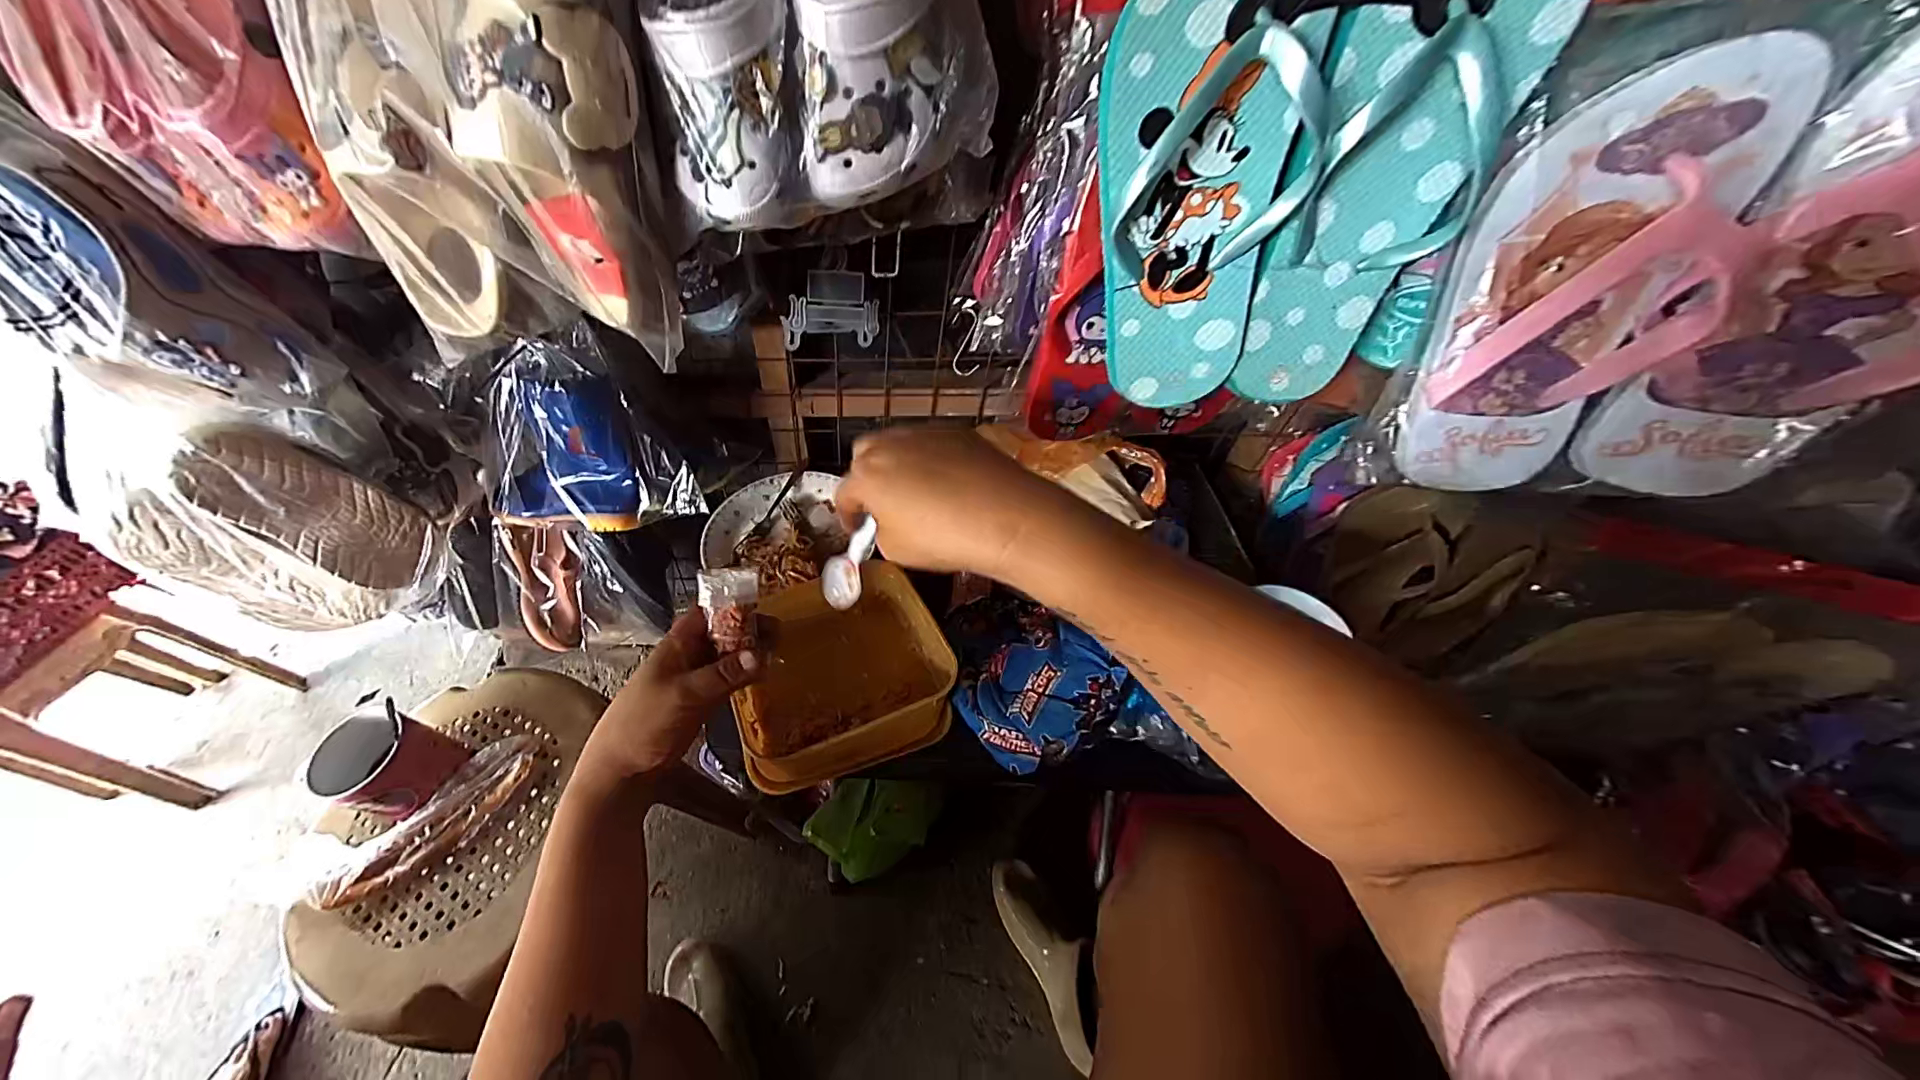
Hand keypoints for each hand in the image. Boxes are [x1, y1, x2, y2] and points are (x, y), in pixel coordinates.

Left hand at [579, 609, 769, 782]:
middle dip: (748, 630)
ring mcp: (698, 679)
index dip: (729, 606)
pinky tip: (766, 673)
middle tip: (778, 632)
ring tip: (779, 649)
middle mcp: (689, 657)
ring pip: (729, 657)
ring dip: (751, 652)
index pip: (705, 614)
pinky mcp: (705, 700)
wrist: (624, 766)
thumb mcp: (685, 694)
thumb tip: (760, 655)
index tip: (759, 606)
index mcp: (677, 646)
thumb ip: (723, 674)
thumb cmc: (644, 721)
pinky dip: (747, 675)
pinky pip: (730, 680)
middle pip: (722, 634)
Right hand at [834, 428, 1081, 578]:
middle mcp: (890, 445)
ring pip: (900, 445)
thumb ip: (880, 533)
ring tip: (918, 493)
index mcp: (866, 475)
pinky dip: (933, 460)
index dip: (849, 516)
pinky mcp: (958, 432)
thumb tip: (886, 525)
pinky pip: (933, 444)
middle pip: (865, 456)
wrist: (1008, 516)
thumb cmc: (948, 538)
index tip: (858, 529)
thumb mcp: (898, 550)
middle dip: (869, 478)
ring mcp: (925, 433)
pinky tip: (949, 484)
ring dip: (900, 465)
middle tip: (884, 504)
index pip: (844, 494)